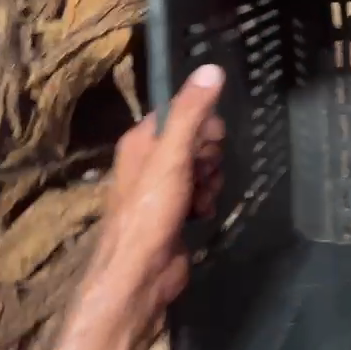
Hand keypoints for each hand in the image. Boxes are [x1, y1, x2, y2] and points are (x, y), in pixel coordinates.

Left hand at [24, 65, 224, 349]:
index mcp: (141, 140)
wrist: (139, 281)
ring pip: (204, 164)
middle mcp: (148, 159)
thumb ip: (191, 113)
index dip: (204, 124)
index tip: (210, 142)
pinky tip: (203, 213)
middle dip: (210, 155)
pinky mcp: (174, 210)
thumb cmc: (148, 215)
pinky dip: (208, 199)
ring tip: (202, 198)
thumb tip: (211, 68)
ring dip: (211, 179)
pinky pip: (203, 189)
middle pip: (198, 137)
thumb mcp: (171, 157)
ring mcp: (161, 186)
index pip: (184, 110)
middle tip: (203, 174)